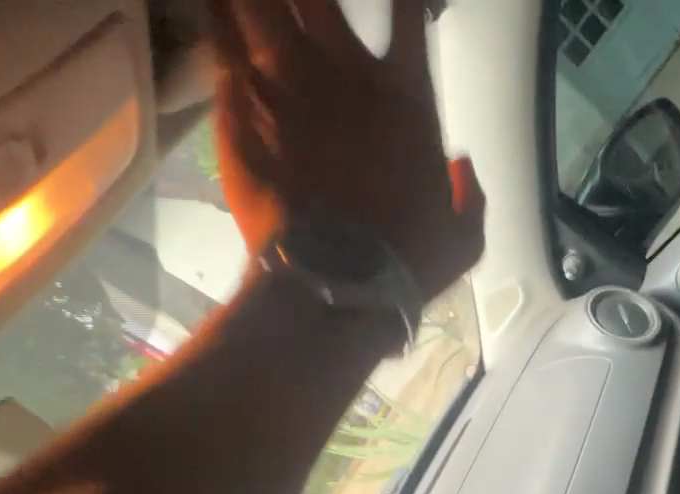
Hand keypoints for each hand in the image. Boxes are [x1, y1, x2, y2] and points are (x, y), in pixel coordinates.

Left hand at [207, 0, 485, 299]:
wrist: (336, 279)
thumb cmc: (410, 261)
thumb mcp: (466, 235)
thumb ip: (468, 192)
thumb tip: (460, 164)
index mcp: (409, 100)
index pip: (409, 16)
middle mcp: (347, 72)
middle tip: (311, 2)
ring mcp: (287, 77)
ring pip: (262, 0)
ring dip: (263, 0)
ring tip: (257, 2)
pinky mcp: (236, 96)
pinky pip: (218, 29)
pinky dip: (215, 11)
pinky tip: (210, 4)